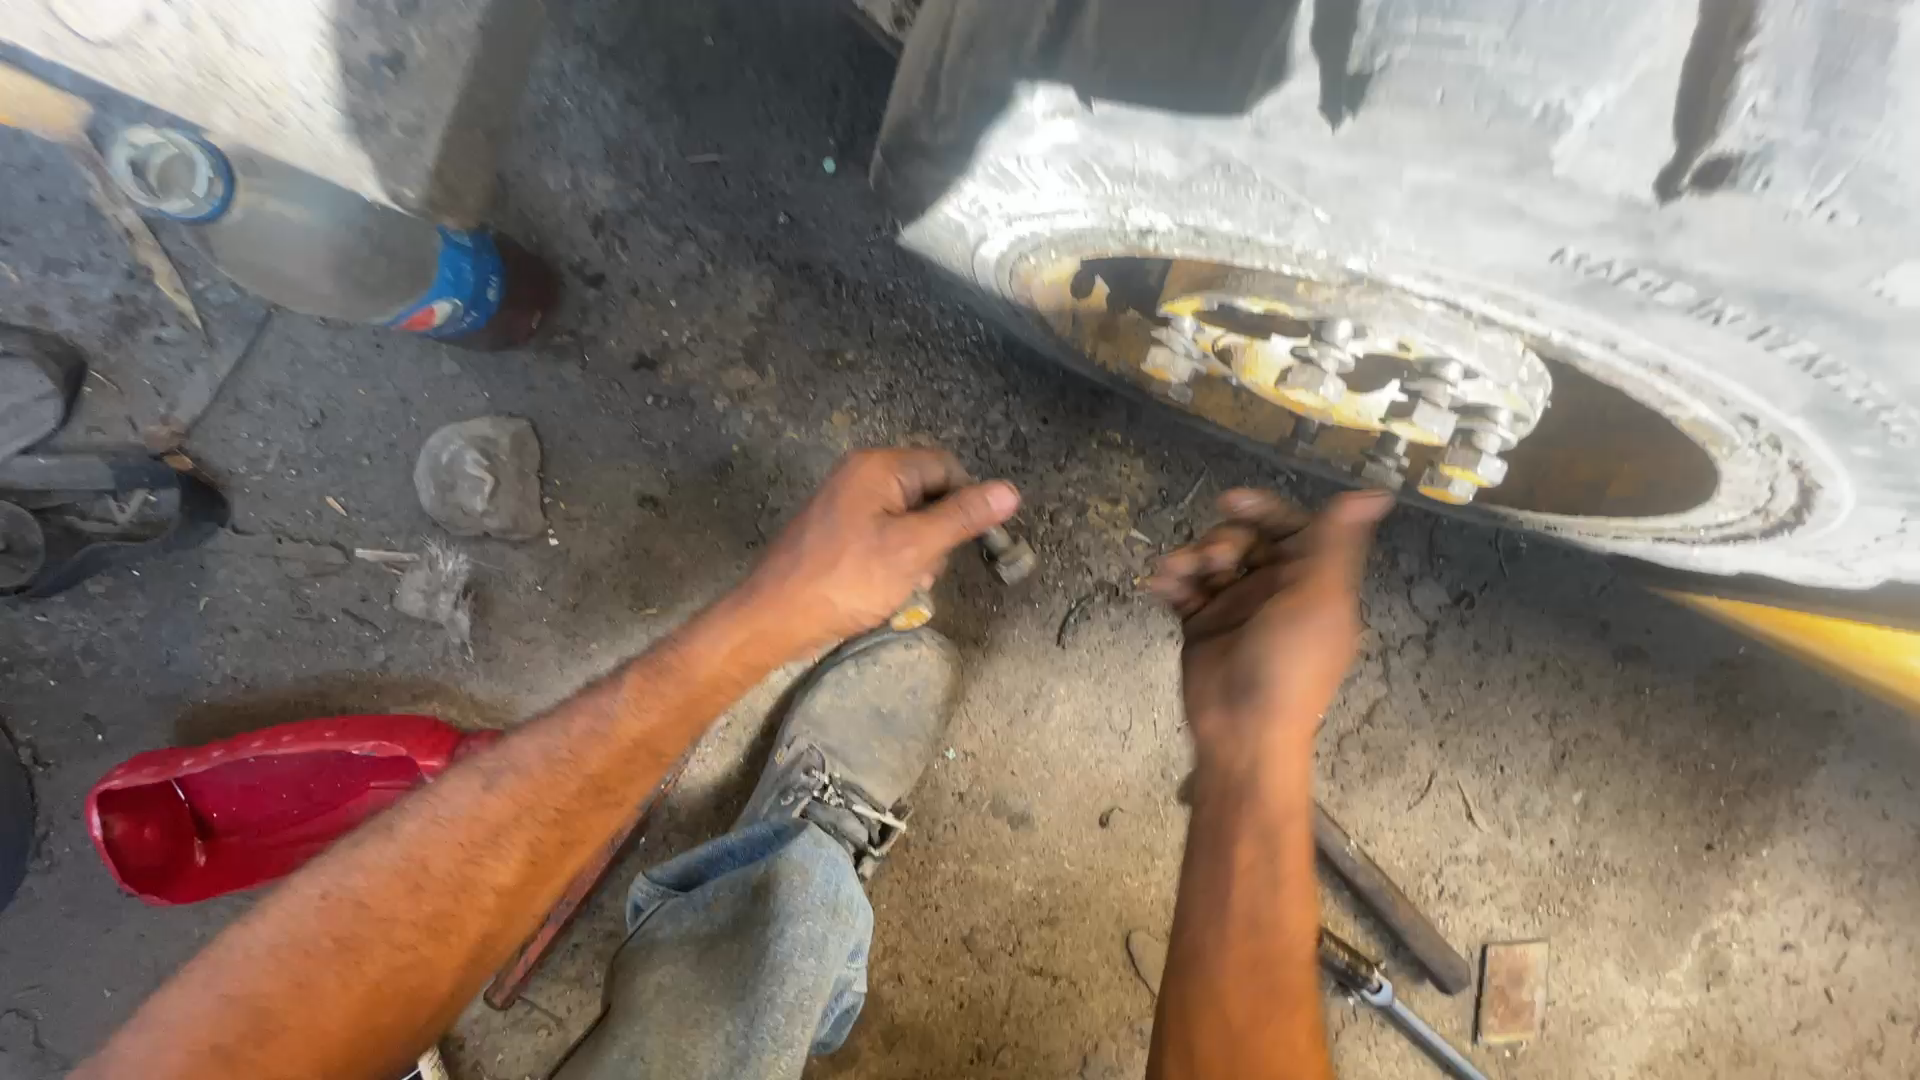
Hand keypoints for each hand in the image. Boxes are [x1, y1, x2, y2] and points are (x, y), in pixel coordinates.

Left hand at [743, 447, 1020, 649]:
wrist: (776, 616)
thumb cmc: (848, 579)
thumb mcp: (915, 548)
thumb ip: (963, 517)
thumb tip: (1011, 490)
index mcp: (880, 467)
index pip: (946, 466)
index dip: (966, 501)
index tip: (969, 542)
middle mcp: (861, 474)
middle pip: (927, 491)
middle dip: (939, 531)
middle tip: (928, 568)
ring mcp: (846, 501)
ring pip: (908, 517)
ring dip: (919, 550)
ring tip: (905, 582)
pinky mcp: (838, 528)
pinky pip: (884, 533)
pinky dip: (895, 557)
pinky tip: (887, 585)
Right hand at [1147, 489, 1389, 765]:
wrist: (1244, 729)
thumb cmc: (1290, 664)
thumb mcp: (1321, 600)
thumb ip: (1336, 544)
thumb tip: (1375, 493)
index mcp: (1310, 580)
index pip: (1288, 528)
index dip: (1261, 510)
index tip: (1230, 502)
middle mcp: (1273, 588)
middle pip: (1243, 539)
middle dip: (1220, 541)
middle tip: (1212, 560)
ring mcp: (1234, 606)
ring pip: (1209, 561)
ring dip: (1189, 558)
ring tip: (1174, 572)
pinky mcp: (1201, 623)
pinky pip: (1184, 589)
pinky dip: (1171, 582)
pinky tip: (1158, 585)